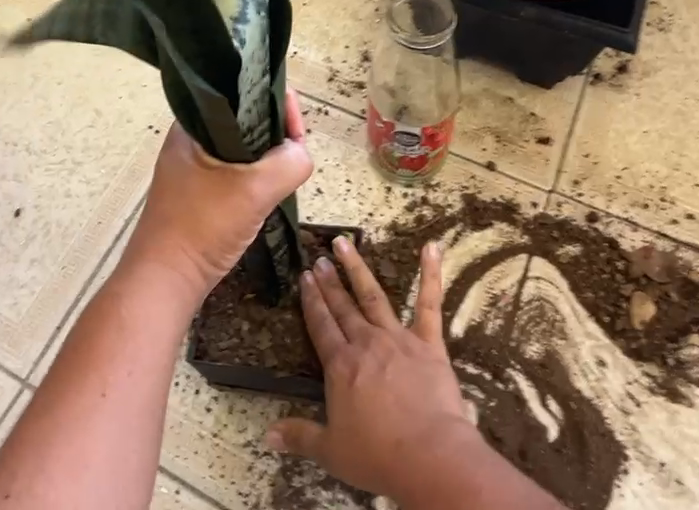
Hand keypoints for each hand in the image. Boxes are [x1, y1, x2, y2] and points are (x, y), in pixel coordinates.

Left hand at [124, 90, 313, 304]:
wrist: (164, 282)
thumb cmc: (203, 227)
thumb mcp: (255, 189)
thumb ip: (289, 163)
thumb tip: (301, 154)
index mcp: (193, 125)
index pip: (242, 96)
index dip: (275, 105)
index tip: (297, 129)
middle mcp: (190, 141)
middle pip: (244, 123)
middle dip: (274, 136)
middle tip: (296, 153)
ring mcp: (192, 170)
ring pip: (241, 152)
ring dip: (265, 161)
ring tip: (286, 172)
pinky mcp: (197, 194)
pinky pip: (234, 174)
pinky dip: (253, 180)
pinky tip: (267, 194)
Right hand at [265, 236, 481, 498]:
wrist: (429, 455)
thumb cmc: (379, 455)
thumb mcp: (331, 451)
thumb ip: (299, 436)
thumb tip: (266, 436)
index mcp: (341, 367)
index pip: (321, 326)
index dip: (311, 301)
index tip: (305, 277)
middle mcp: (366, 344)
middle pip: (343, 308)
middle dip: (329, 283)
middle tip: (320, 259)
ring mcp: (398, 339)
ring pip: (373, 296)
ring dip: (358, 269)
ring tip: (345, 244)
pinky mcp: (429, 343)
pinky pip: (430, 303)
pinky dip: (431, 274)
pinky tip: (432, 248)